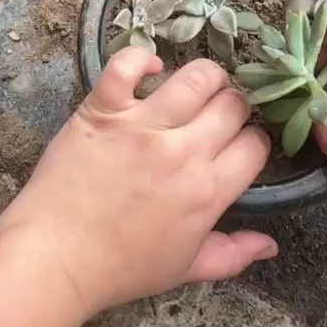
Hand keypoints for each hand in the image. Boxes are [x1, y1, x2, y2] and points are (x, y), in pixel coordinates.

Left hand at [0, 49, 275, 316]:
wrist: (56, 256)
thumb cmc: (120, 267)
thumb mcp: (185, 269)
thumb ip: (232, 254)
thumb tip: (270, 244)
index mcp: (207, 191)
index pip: (255, 145)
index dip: (254, 139)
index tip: (240, 140)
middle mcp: (182, 151)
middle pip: (232, 105)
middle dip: (236, 103)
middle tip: (220, 110)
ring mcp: (141, 124)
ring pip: (194, 77)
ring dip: (206, 75)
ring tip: (198, 84)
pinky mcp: (104, 107)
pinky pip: (127, 65)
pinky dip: (141, 58)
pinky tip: (149, 67)